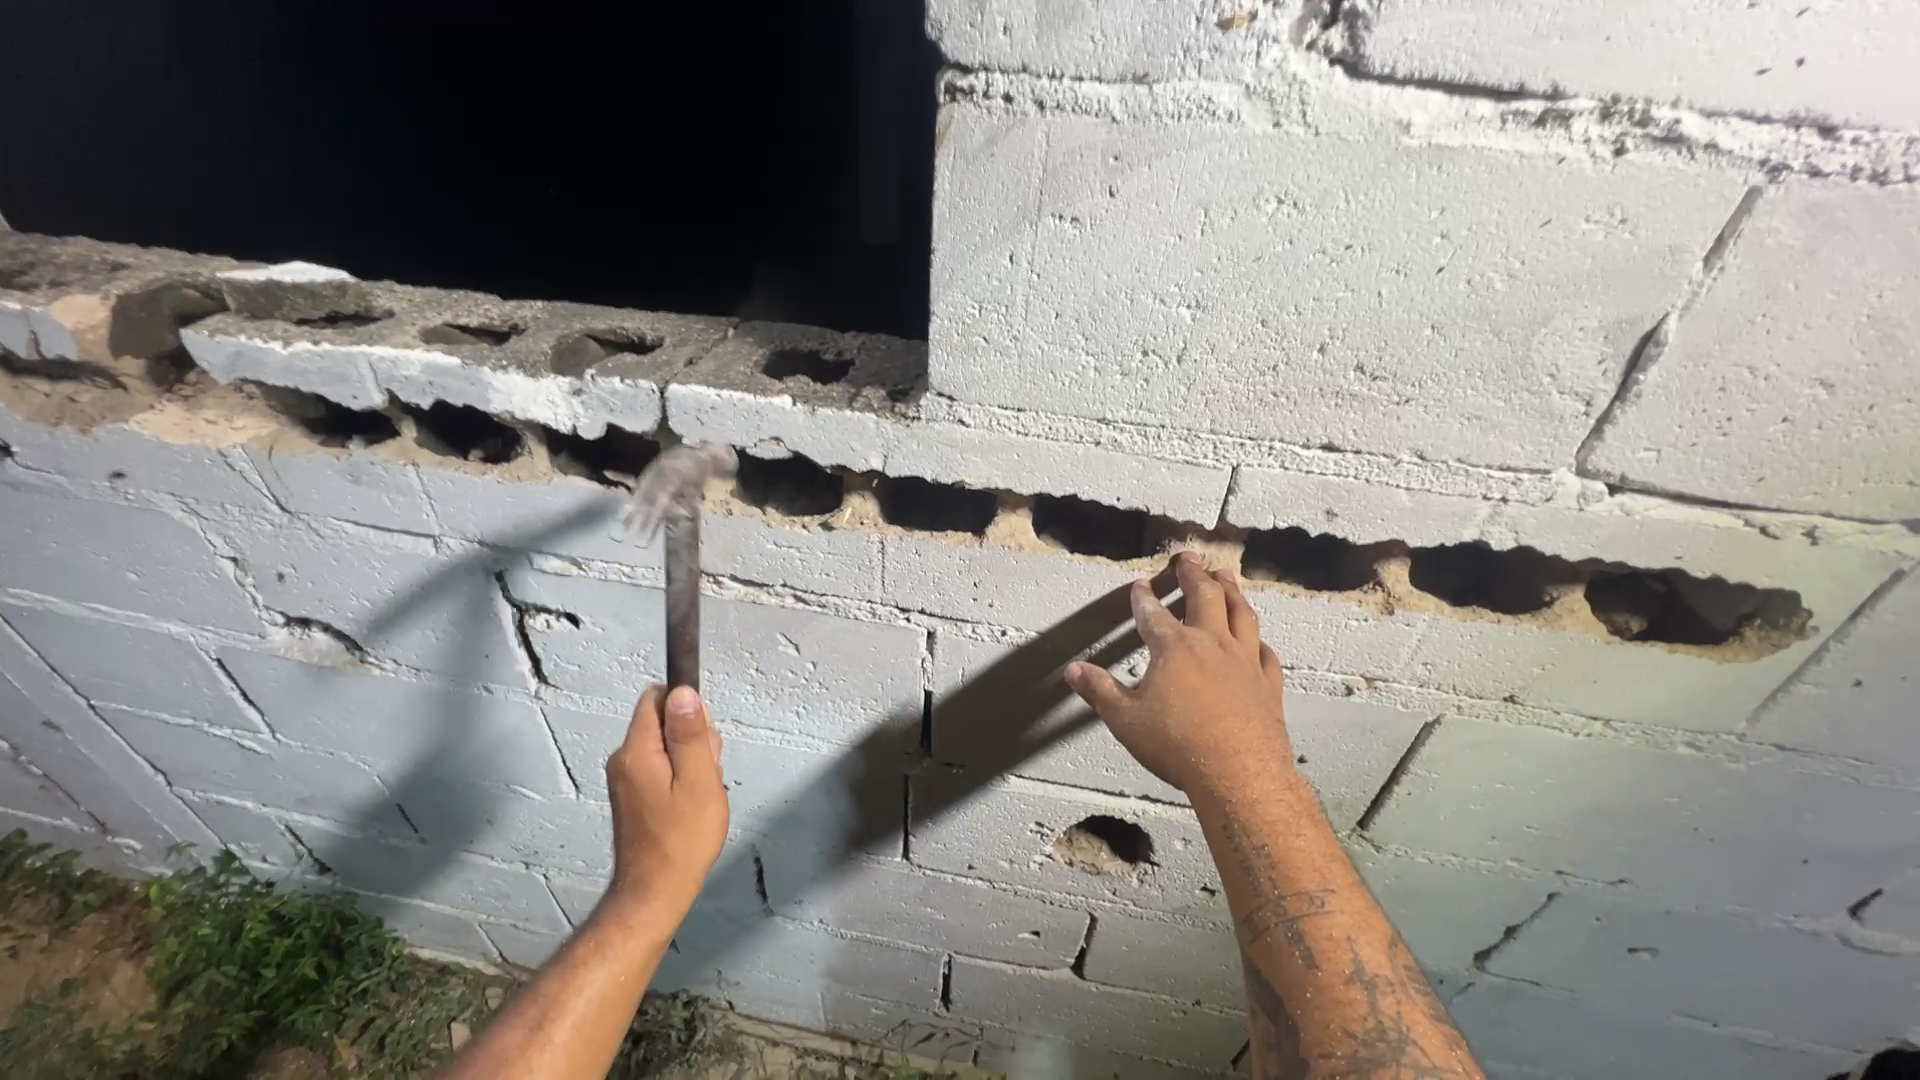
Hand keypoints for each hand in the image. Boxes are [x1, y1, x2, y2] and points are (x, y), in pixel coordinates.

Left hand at [602, 685, 728, 918]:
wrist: (655, 892)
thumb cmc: (683, 837)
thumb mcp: (698, 781)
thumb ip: (690, 734)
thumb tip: (683, 691)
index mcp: (636, 750)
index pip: (657, 697)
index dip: (686, 707)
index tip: (703, 739)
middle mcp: (624, 758)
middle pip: (664, 720)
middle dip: (693, 738)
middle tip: (705, 775)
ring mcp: (626, 778)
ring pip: (666, 744)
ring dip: (691, 760)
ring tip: (700, 794)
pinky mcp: (632, 795)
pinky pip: (661, 766)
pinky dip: (681, 777)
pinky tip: (691, 804)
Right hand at [1065, 553, 1291, 799]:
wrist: (1239, 774)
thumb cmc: (1176, 746)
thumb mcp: (1125, 720)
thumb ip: (1099, 691)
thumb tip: (1072, 669)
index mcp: (1173, 648)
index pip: (1153, 613)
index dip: (1144, 597)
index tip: (1140, 584)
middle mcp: (1211, 644)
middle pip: (1205, 597)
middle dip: (1194, 574)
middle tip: (1191, 556)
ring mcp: (1244, 661)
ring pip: (1241, 614)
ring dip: (1232, 591)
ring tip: (1227, 575)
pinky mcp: (1268, 684)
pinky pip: (1266, 653)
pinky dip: (1259, 641)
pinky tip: (1257, 641)